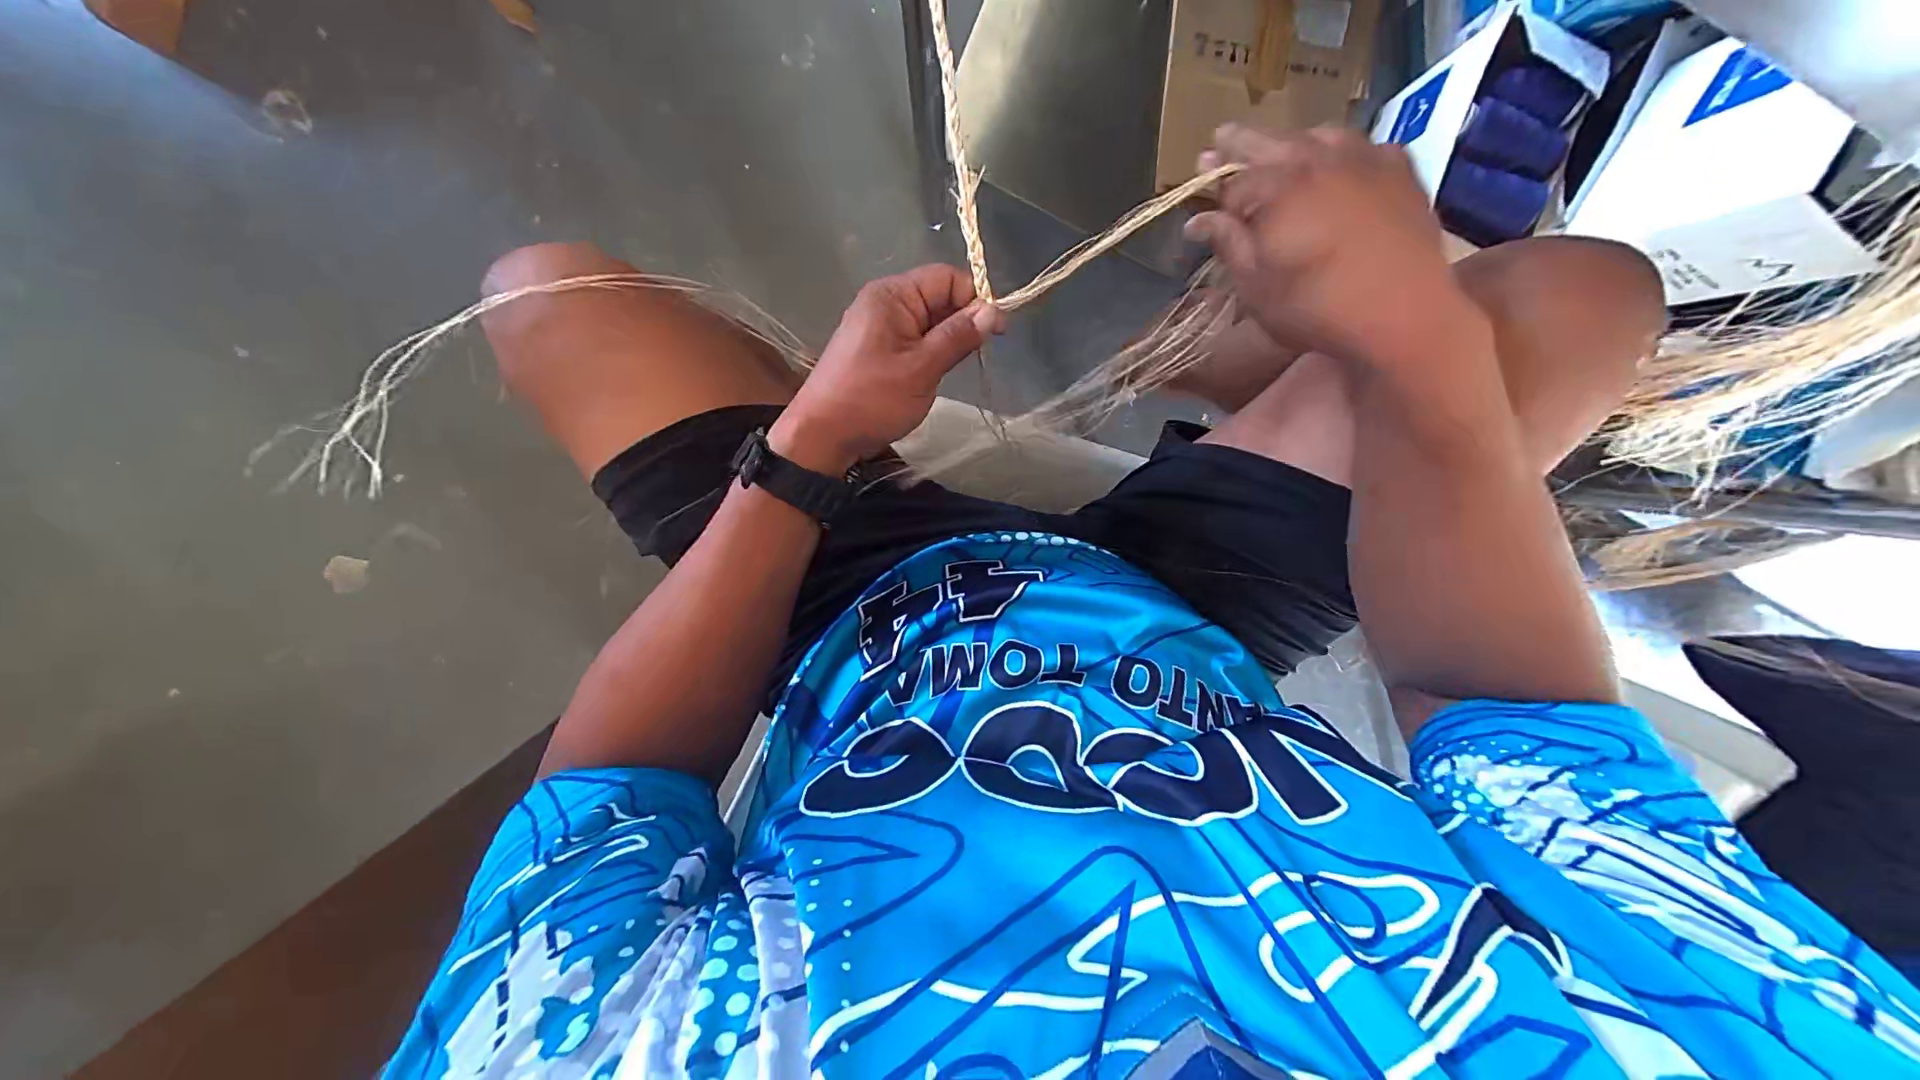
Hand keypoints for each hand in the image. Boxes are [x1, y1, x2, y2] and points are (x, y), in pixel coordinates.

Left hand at [768, 265, 1002, 473]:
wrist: (822, 435)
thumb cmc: (872, 399)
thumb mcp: (921, 369)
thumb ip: (958, 337)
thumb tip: (993, 311)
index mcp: (892, 295)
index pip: (947, 278)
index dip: (974, 299)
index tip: (994, 332)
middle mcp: (884, 301)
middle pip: (938, 297)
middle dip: (961, 322)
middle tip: (974, 356)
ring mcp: (879, 326)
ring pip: (928, 322)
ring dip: (947, 341)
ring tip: (950, 370)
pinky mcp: (877, 349)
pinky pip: (914, 339)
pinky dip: (930, 353)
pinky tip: (933, 375)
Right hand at [1185, 125, 1490, 376]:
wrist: (1401, 313)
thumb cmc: (1314, 308)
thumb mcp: (1256, 286)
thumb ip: (1228, 245)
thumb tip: (1197, 220)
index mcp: (1277, 189)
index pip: (1233, 182)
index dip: (1213, 188)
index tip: (1199, 182)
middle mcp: (1319, 160)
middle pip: (1271, 143)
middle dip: (1241, 143)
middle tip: (1220, 140)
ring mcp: (1364, 159)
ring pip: (1318, 135)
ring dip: (1291, 141)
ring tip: (1278, 149)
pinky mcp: (1399, 169)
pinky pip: (1362, 145)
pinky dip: (1340, 150)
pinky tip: (1336, 163)